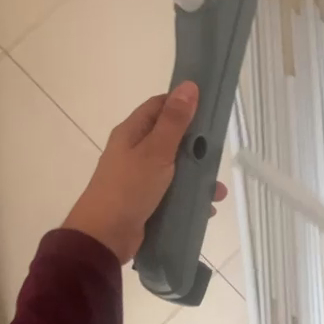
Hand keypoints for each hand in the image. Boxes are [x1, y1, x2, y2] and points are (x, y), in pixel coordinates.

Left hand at [62, 81, 228, 263]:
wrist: (104, 237)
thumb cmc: (128, 188)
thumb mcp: (156, 151)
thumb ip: (174, 121)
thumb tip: (189, 85)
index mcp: (131, 133)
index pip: (159, 107)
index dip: (182, 104)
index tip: (210, 108)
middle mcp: (134, 152)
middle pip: (171, 139)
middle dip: (197, 146)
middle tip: (218, 154)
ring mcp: (139, 178)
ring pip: (175, 170)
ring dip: (197, 177)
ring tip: (217, 191)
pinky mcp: (146, 202)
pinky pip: (173, 195)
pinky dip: (189, 199)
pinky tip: (206, 209)